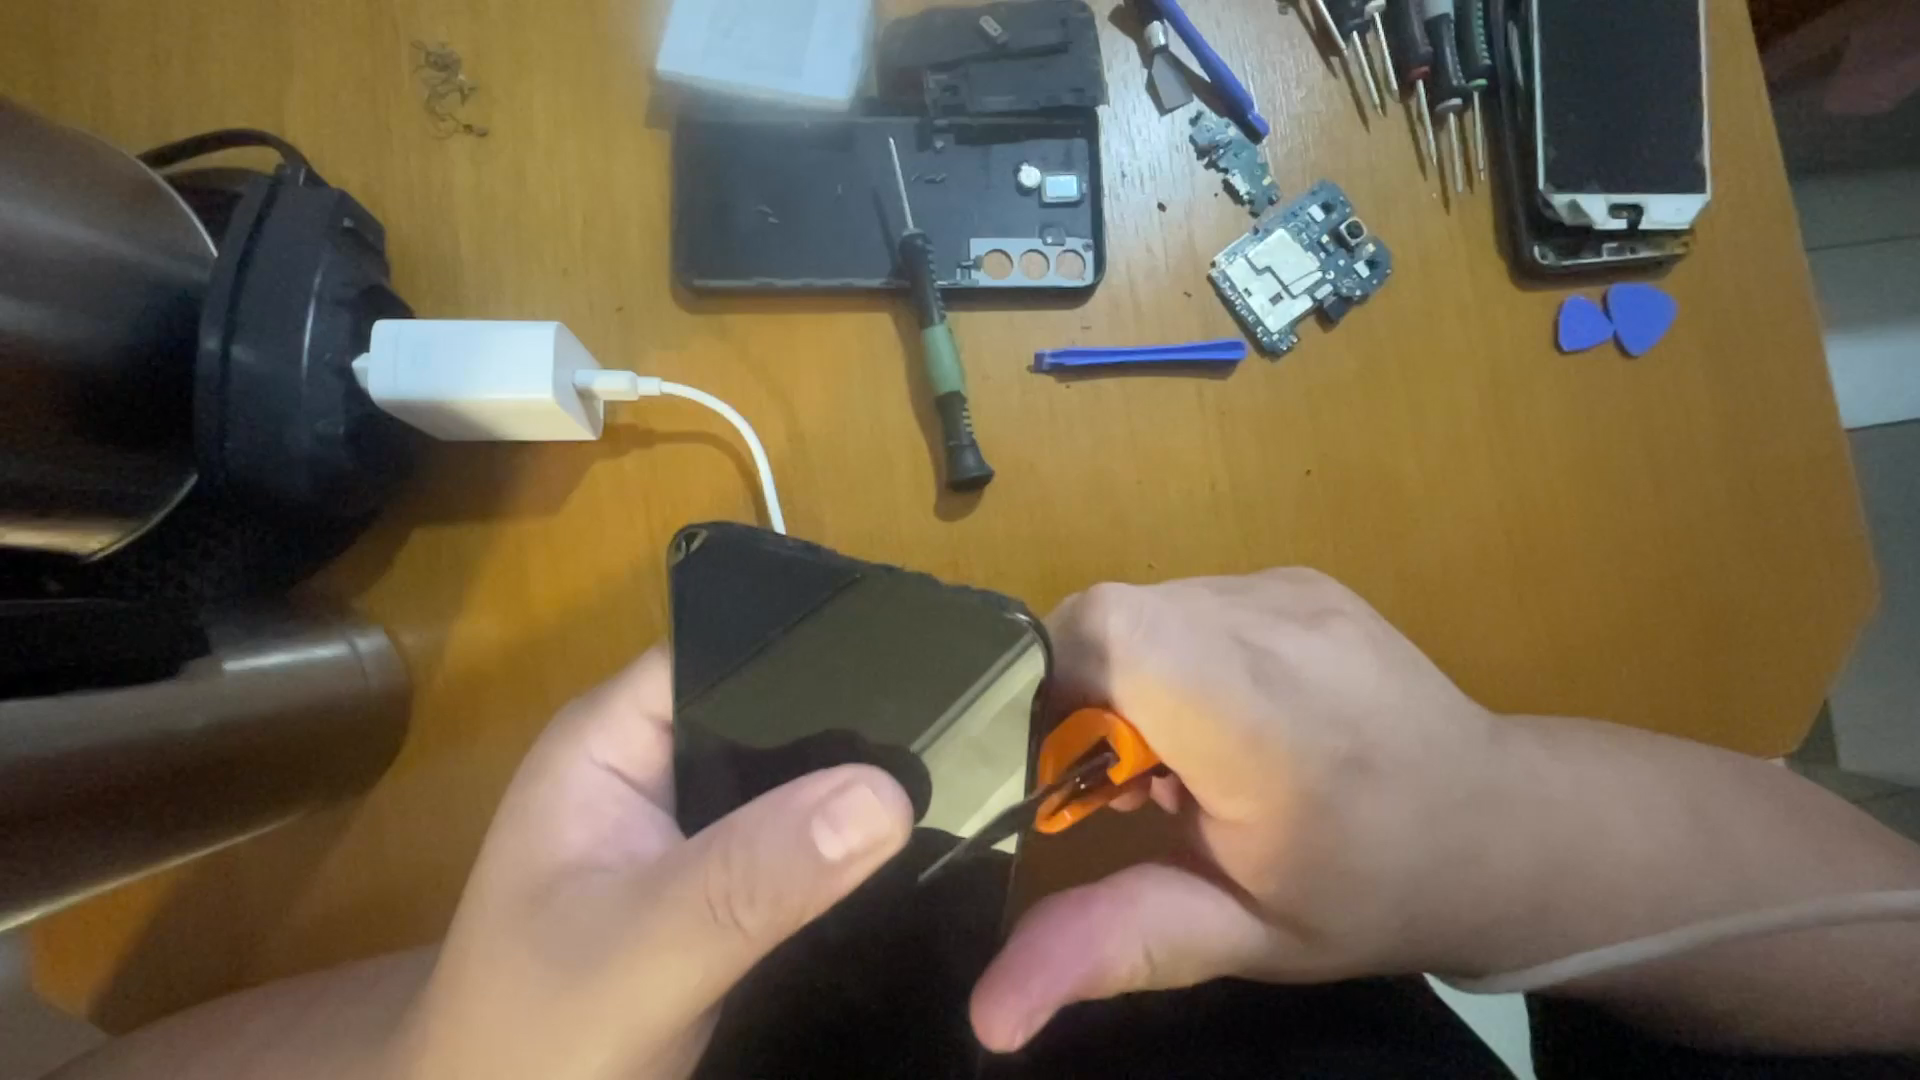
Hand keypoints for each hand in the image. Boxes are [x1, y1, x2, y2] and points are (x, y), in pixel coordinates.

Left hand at [390, 647, 914, 1079]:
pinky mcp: (719, 872)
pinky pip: (797, 832)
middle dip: (850, 723)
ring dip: (852, 785)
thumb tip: (885, 797)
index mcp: (612, 736)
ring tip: (951, 777)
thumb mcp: (641, 953)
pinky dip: (842, 840)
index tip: (913, 672)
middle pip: (770, 706)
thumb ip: (753, 877)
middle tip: (952, 735)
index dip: (815, 653)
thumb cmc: (531, 1041)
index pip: (728, 652)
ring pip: (790, 773)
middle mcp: (653, 758)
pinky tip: (908, 842)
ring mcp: (687, 818)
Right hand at [971, 569, 1501, 1051]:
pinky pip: (1182, 599)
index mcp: (1261, 725)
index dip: (1053, 684)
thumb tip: (990, 1011)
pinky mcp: (1291, 577)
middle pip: (1106, 616)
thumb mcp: (1241, 934)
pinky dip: (1165, 648)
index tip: (1068, 763)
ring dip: (1124, 670)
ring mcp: (1285, 590)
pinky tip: (1217, 703)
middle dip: (1080, 691)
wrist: (1503, 821)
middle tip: (1123, 771)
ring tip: (1177, 742)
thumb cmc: (1370, 893)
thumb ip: (1114, 944)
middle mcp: (1271, 630)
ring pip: (1139, 605)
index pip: (1111, 635)